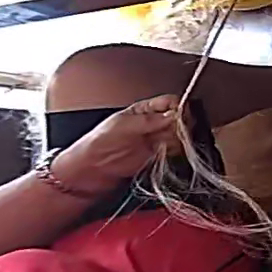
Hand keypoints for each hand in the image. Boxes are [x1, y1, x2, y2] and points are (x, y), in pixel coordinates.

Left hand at [51, 94, 183, 192]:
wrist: (91, 169)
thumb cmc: (98, 143)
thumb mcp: (122, 126)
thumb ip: (149, 120)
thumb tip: (174, 115)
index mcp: (144, 109)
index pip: (170, 102)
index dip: (178, 107)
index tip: (178, 116)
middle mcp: (154, 121)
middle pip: (180, 117)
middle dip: (178, 124)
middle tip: (170, 131)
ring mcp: (157, 137)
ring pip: (180, 132)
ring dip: (176, 138)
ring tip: (162, 143)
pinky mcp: (159, 152)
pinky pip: (177, 148)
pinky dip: (175, 150)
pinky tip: (164, 151)